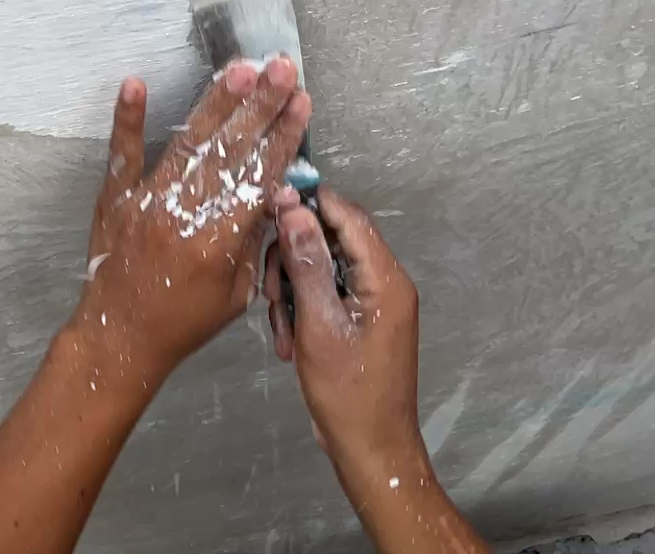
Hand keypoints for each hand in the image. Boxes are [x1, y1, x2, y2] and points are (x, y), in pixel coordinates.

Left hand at [68, 57, 312, 385]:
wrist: (118, 339)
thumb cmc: (183, 321)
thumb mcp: (236, 293)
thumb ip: (253, 240)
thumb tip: (271, 191)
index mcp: (218, 240)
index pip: (259, 176)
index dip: (283, 135)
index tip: (301, 100)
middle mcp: (184, 213)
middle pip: (229, 150)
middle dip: (259, 104)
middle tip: (279, 67)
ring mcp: (146, 201)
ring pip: (187, 143)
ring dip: (215, 103)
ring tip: (239, 69)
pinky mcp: (116, 197)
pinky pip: (122, 152)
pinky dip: (128, 118)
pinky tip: (134, 84)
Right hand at [263, 185, 423, 469]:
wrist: (370, 452)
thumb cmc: (347, 392)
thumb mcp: (318, 323)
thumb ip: (306, 261)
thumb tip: (293, 205)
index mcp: (384, 278)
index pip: (347, 215)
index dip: (309, 202)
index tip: (270, 205)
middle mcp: (384, 281)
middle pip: (331, 239)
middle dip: (292, 257)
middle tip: (270, 289)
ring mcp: (372, 300)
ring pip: (321, 266)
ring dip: (292, 288)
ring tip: (279, 326)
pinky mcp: (360, 317)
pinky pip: (325, 292)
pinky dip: (301, 307)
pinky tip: (289, 339)